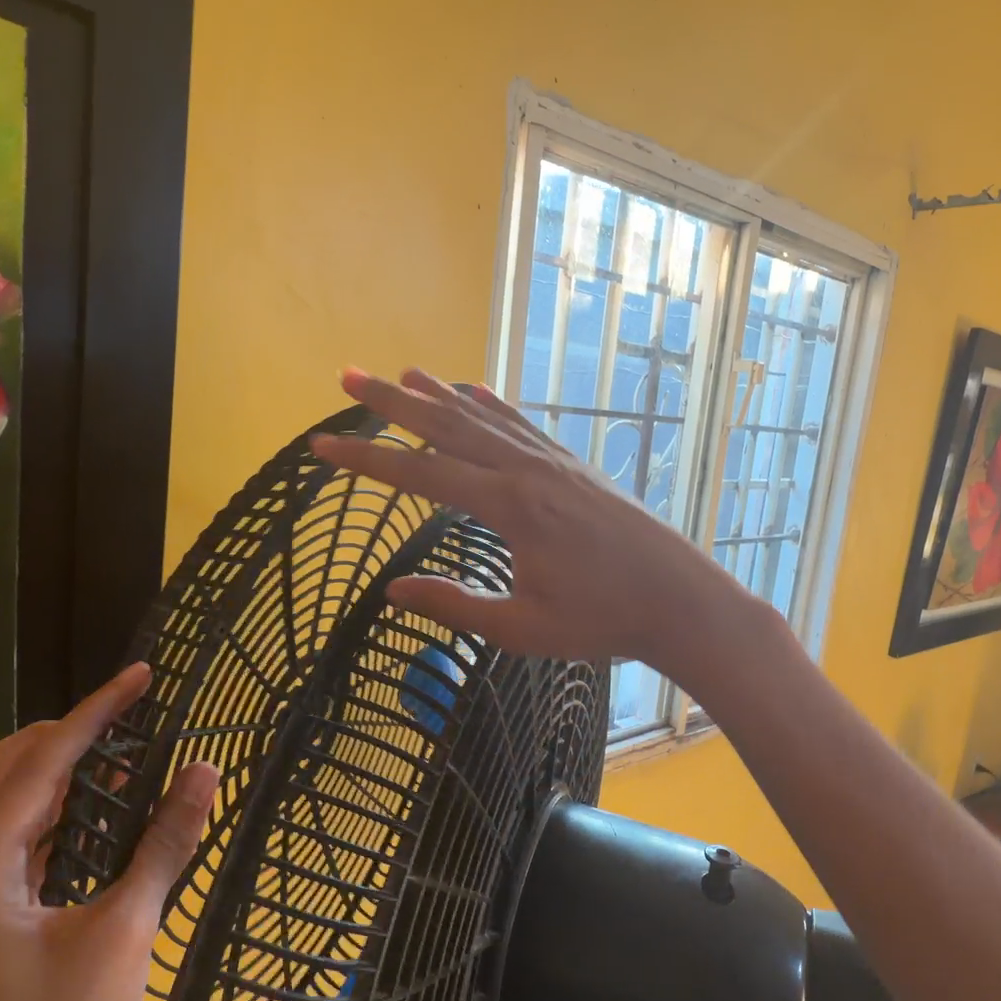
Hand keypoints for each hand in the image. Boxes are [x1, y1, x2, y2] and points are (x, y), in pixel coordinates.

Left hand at [0, 663, 218, 1000]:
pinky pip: (14, 846)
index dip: (91, 716)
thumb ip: (164, 845)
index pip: (37, 771)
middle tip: (113, 723)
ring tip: (114, 757)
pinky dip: (53, 815)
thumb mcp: (126, 933)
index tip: (138, 677)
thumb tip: (205, 770)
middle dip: (49, 739)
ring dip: (49, 775)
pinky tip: (99, 817)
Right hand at [309, 368, 762, 676]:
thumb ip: (454, 605)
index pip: (419, 474)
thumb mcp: (521, 627)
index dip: (366, 460)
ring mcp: (552, 461)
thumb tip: (391, 590)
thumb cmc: (602, 620)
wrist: (679, 598)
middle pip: (446, 425)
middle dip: (391, 402)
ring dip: (438, 394)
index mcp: (508, 506)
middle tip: (347, 377)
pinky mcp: (572, 465)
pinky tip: (474, 390)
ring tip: (402, 373)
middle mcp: (526, 469)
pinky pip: (521, 423)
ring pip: (483, 416)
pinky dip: (490, 403)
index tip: (322, 446)